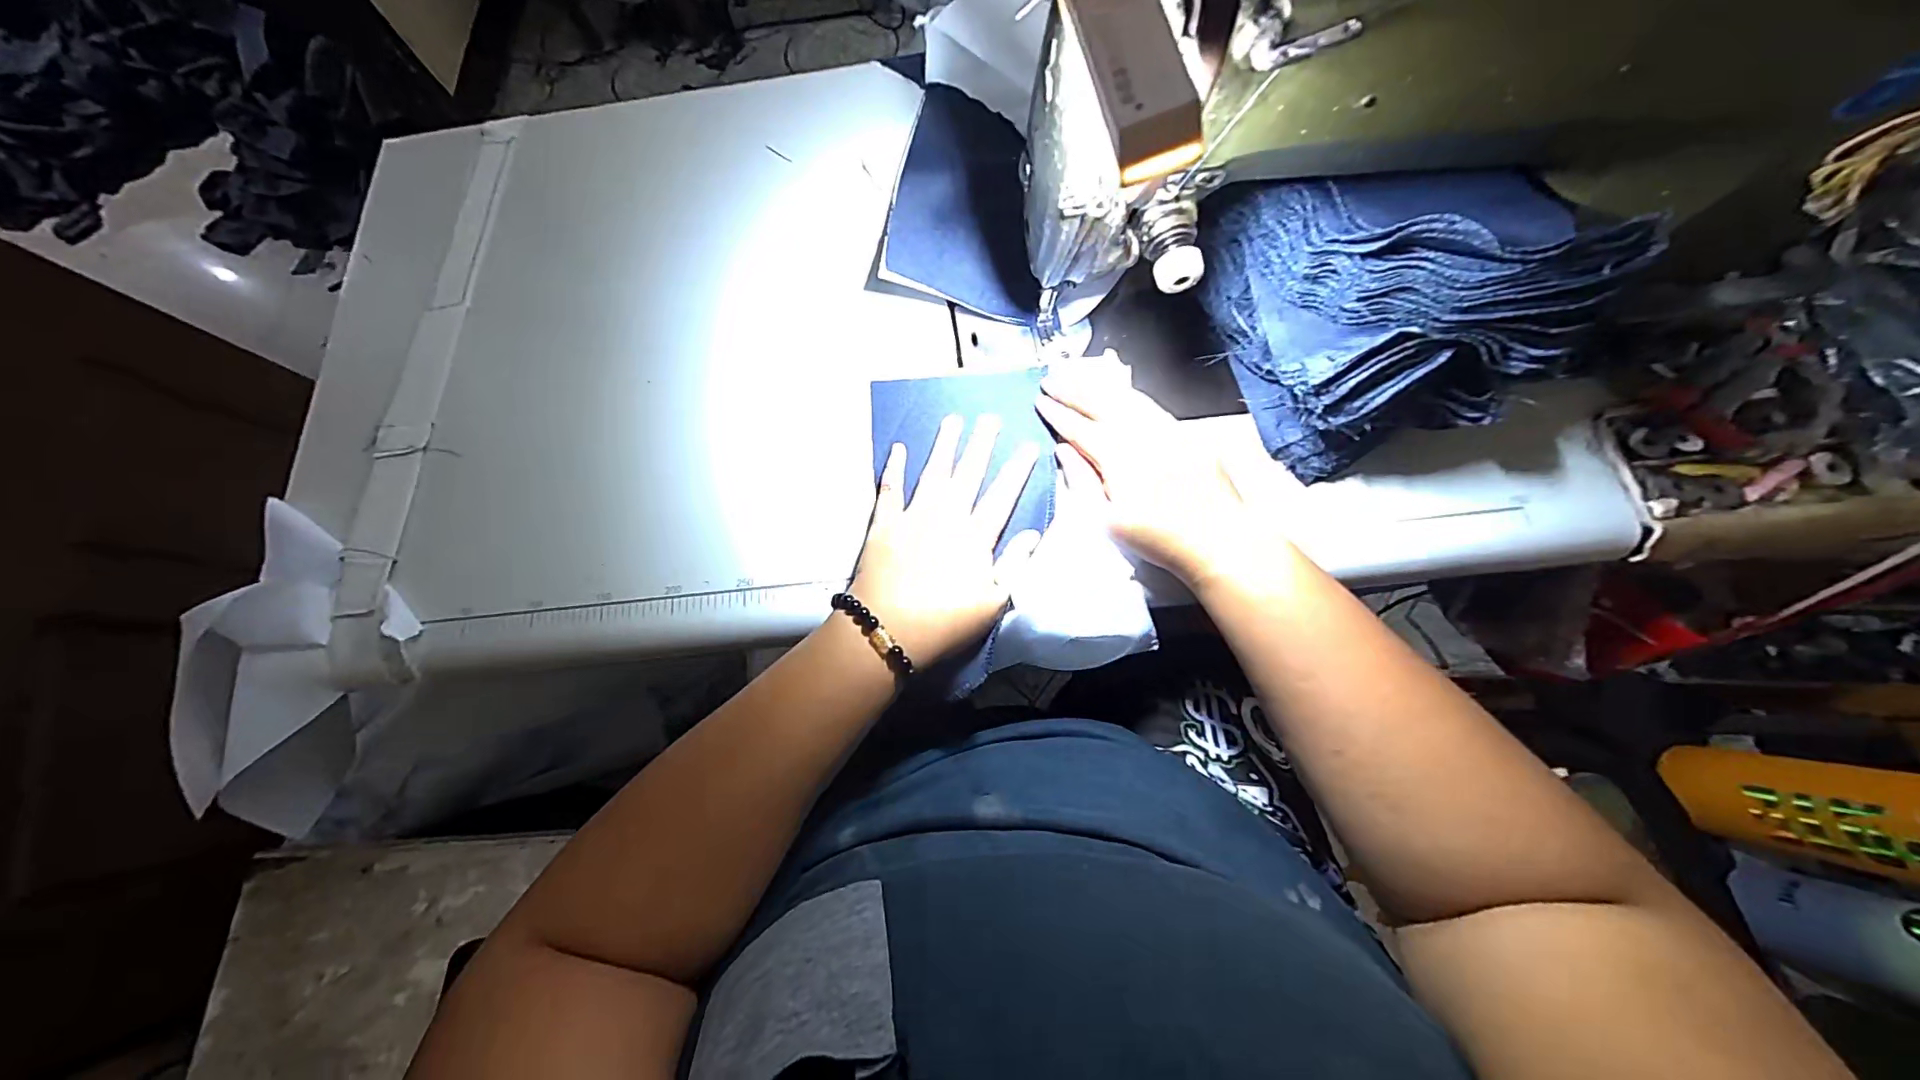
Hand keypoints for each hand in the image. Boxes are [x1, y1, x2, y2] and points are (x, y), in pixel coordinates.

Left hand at [849, 415, 1041, 665]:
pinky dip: (894, 468)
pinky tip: (899, 449)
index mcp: (976, 537)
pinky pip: (890, 489)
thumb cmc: (946, 623)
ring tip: (953, 420)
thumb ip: (1014, 565)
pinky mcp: (884, 524)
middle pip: (968, 474)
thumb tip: (1033, 534)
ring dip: (944, 445)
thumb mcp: (993, 602)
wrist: (887, 628)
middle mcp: (946, 517)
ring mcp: (913, 517)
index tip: (1028, 445)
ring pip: (932, 472)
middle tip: (990, 418)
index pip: (1002, 496)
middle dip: (982, 444)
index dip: (1017, 470)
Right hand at [1035, 367, 1273, 587]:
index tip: (1041, 401)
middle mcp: (1144, 436)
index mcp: (1120, 457)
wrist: (1219, 540)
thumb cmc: (1159, 539)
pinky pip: (1150, 405)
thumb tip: (1064, 450)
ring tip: (1078, 375)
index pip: (1081, 428)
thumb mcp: (1108, 521)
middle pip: (1102, 403)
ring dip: (1099, 385)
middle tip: (1052, 378)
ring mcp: (1168, 431)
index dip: (1058, 414)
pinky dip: (1128, 394)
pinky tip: (1119, 392)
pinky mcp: (1186, 435)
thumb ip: (1083, 481)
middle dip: (1074, 388)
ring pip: (1127, 397)